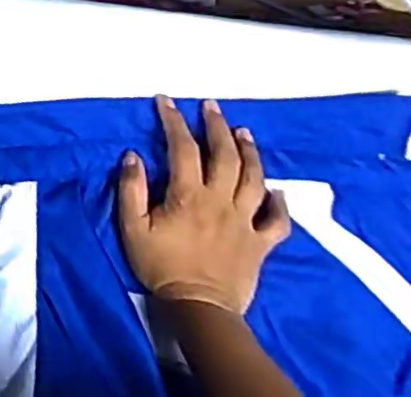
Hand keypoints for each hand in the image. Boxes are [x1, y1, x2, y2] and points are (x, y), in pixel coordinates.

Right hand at [116, 96, 290, 314]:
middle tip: (211, 106)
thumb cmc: (160, 264)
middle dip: (217, 127)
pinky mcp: (261, 244)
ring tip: (243, 132)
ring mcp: (245, 223)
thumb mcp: (132, 226)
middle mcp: (220, 203)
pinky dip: (279, 203)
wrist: (200, 308)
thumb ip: (131, 188)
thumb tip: (133, 155)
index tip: (166, 101)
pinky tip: (276, 190)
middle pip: (225, 157)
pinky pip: (277, 221)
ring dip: (249, 153)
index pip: (182, 148)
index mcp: (188, 195)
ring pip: (254, 180)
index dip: (174, 121)